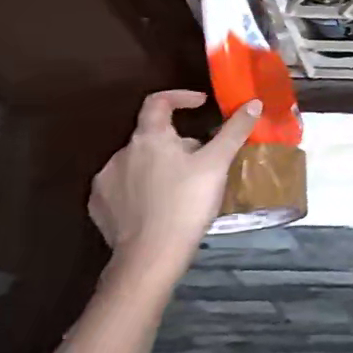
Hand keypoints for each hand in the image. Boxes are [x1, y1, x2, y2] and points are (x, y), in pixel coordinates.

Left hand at [89, 90, 260, 290]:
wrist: (151, 255)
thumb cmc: (187, 202)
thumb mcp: (217, 164)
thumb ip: (234, 131)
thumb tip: (253, 103)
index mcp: (149, 138)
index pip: (158, 102)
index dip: (180, 97)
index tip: (201, 103)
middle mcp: (121, 153)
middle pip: (153, 136)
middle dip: (179, 142)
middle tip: (204, 160)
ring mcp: (106, 180)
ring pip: (139, 162)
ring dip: (160, 165)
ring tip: (183, 185)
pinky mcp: (99, 206)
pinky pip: (124, 186)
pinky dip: (143, 187)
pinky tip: (159, 204)